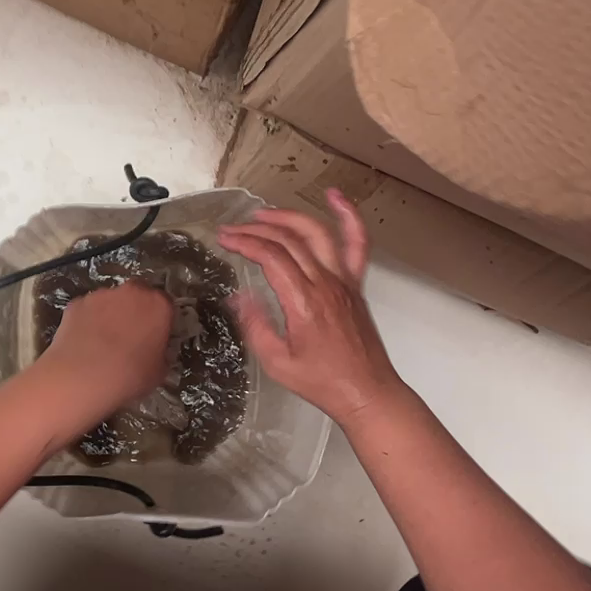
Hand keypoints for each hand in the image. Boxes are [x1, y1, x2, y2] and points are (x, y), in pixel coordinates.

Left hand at [34, 281, 172, 421]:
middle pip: (137, 295)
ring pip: (110, 301)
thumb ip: (161, 352)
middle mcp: (131, 292)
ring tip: (102, 342)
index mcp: (158, 304)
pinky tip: (84, 342)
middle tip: (130, 336)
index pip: (165, 303)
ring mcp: (100, 295)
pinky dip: (87, 321)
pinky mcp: (76, 303)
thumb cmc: (129, 376)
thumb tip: (154, 350)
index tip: (155, 335)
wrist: (82, 379)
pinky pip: (87, 310)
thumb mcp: (159, 370)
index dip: (160, 319)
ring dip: (110, 314)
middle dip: (135, 310)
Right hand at [218, 189, 405, 424]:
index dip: (244, 242)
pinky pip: (357, 243)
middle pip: (290, 239)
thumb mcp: (276, 360)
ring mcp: (345, 280)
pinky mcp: (356, 283)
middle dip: (257, 228)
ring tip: (264, 214)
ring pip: (318, 233)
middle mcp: (326, 283)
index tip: (224, 239)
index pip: (270, 256)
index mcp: (304, 302)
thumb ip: (256, 325)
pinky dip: (349, 216)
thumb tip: (237, 296)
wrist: (366, 392)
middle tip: (233, 229)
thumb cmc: (321, 381)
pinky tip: (335, 198)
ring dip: (290, 217)